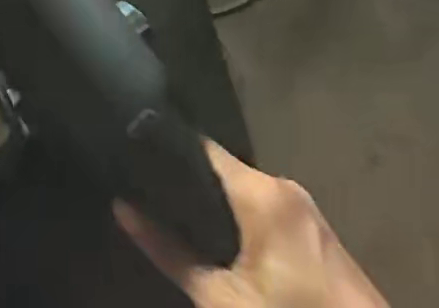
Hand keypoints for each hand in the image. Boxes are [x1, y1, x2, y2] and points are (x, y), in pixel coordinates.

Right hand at [114, 141, 386, 307]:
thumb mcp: (221, 298)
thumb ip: (168, 251)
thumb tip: (121, 209)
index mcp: (261, 191)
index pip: (200, 145)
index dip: (164, 147)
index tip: (132, 152)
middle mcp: (284, 185)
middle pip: (221, 169)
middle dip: (187, 181)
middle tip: (147, 192)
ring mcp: (305, 208)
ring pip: (244, 190)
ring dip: (215, 205)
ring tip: (176, 215)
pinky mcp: (317, 232)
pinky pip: (266, 209)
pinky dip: (241, 220)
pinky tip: (221, 241)